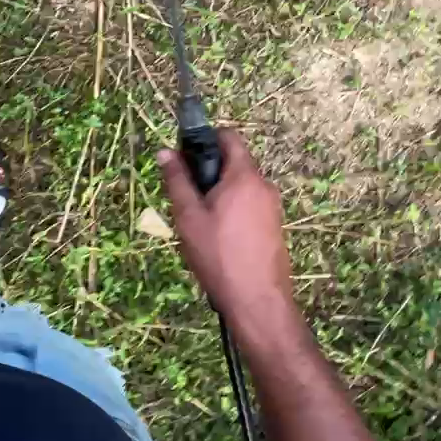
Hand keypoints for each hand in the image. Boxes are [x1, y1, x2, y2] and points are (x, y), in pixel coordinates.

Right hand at [156, 129, 300, 338]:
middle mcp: (263, 185)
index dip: (205, 140)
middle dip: (208, 172)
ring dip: (219, 194)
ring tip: (199, 223)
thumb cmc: (219, 255)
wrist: (258, 303)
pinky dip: (232, 211)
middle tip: (187, 198)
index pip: (228, 137)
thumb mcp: (188, 216)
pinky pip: (249, 206)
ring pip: (240, 187)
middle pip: (233, 162)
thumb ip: (177, 180)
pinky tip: (217, 239)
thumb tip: (165, 151)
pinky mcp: (274, 228)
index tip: (185, 159)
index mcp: (244, 175)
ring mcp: (272, 208)